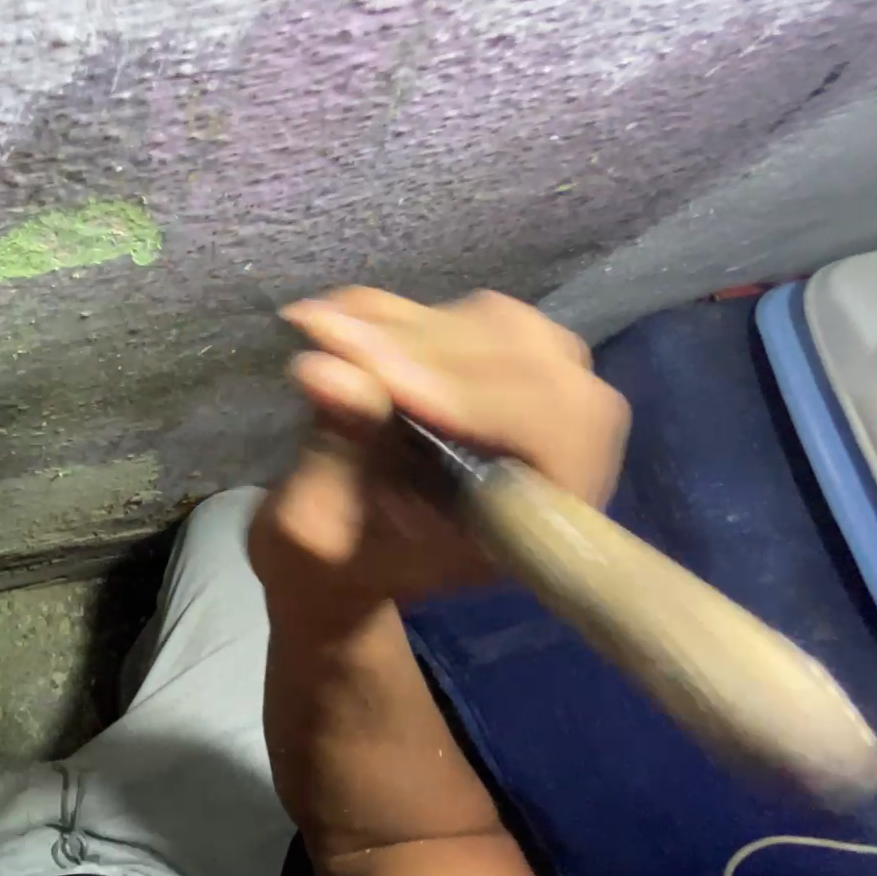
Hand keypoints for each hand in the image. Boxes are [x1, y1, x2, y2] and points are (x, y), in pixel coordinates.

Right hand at [250, 287, 629, 609]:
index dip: (468, 392)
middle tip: (335, 336)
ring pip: (508, 331)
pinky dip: (404, 314)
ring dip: (416, 326)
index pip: (551, 426)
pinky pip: (472, 322)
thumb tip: (321, 371)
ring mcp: (532, 407)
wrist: (334, 558)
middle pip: (537, 363)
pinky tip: (341, 313)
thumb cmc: (330, 562)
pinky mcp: (494, 376)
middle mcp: (557, 455)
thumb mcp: (318, 526)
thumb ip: (333, 456)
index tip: (380, 376)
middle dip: (430, 348)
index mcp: (534, 519)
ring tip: (332, 327)